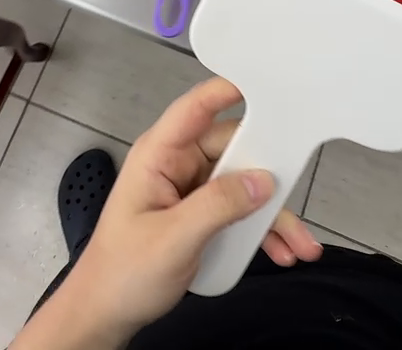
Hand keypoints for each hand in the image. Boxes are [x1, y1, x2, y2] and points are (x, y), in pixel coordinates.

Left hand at [22, 77, 323, 346]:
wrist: (105, 315)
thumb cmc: (119, 274)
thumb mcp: (172, 239)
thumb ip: (217, 206)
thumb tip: (260, 181)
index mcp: (159, 154)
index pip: (195, 107)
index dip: (228, 90)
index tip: (264, 86)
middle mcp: (177, 163)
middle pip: (232, 148)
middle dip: (267, 174)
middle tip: (294, 190)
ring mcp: (190, 188)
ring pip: (242, 183)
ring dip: (271, 212)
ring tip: (297, 241)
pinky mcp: (201, 212)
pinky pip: (239, 209)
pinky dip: (261, 229)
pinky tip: (280, 249)